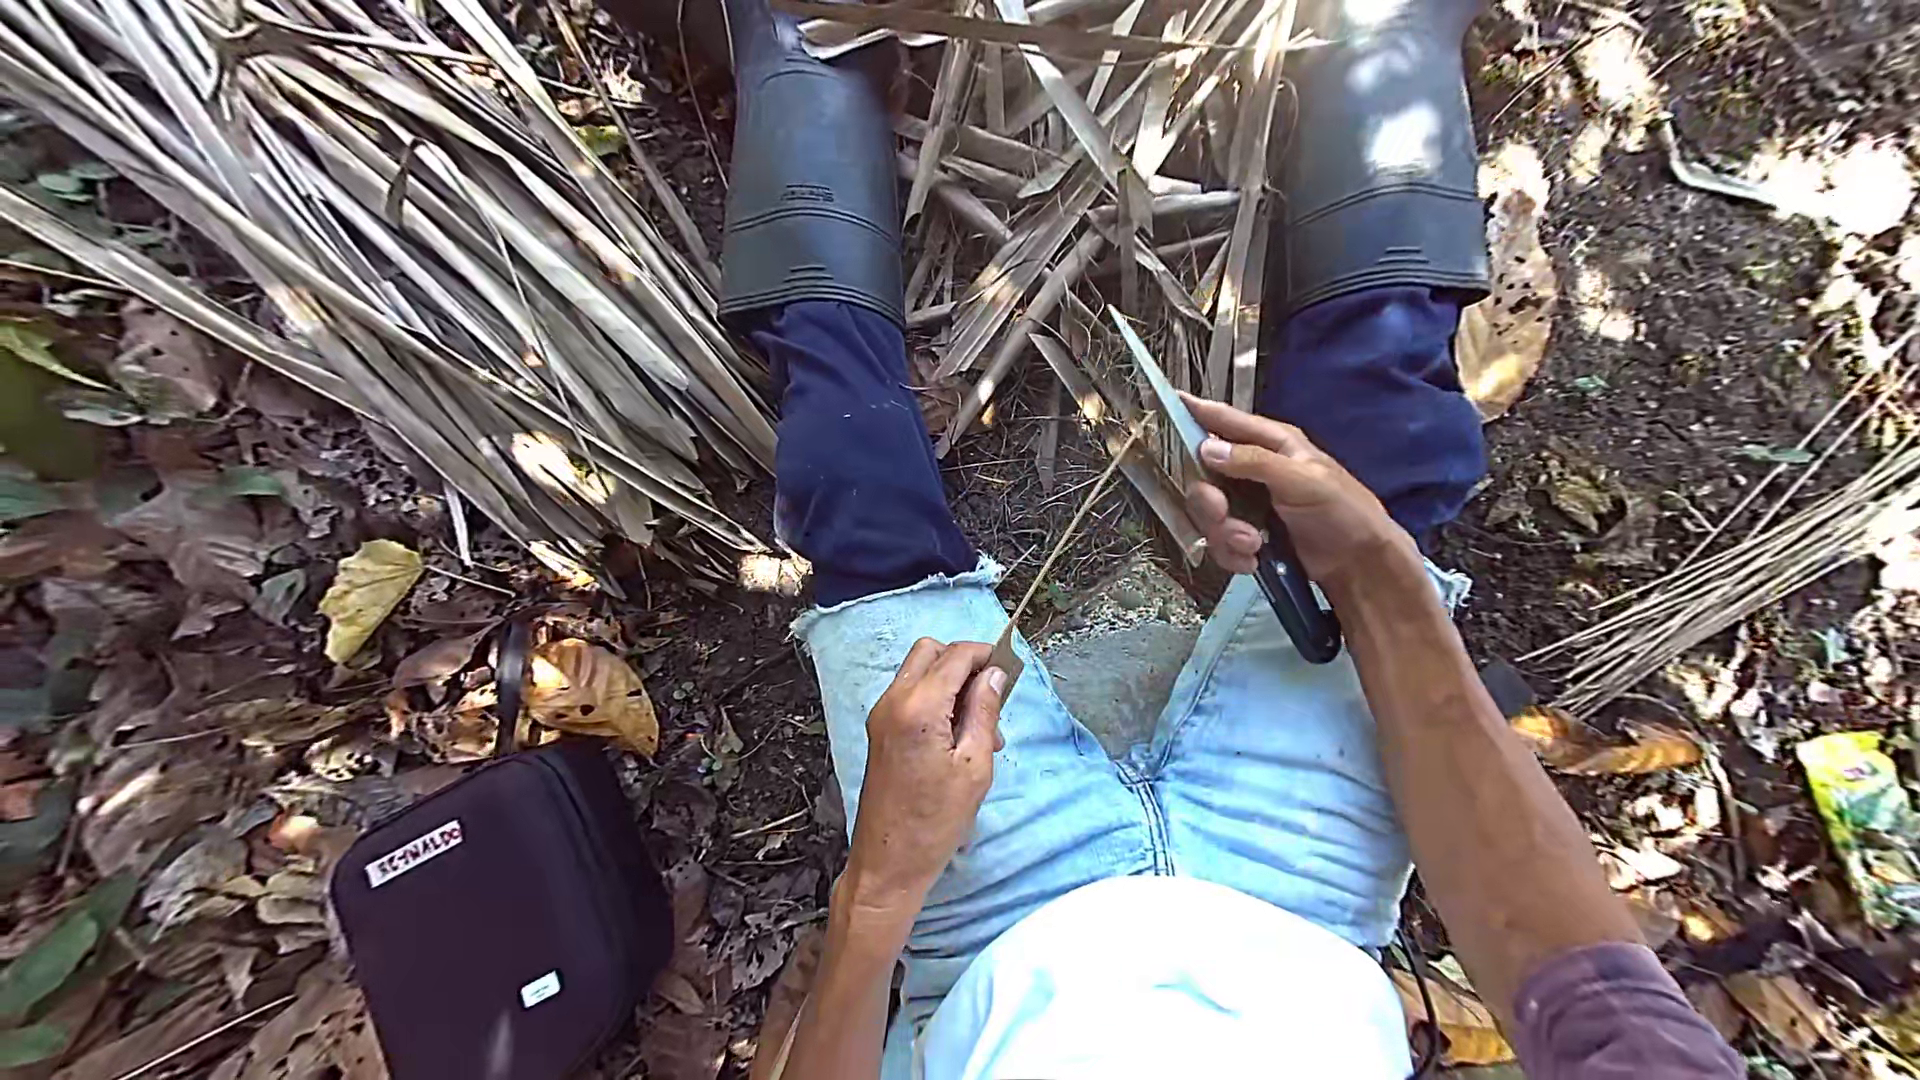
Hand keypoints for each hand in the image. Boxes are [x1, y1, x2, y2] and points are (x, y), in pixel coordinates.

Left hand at [842, 640, 1005, 920]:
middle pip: (930, 650)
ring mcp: (881, 713)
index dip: (985, 654)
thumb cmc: (935, 821)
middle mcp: (893, 700)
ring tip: (980, 725)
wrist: (887, 863)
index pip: (955, 655)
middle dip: (963, 661)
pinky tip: (958, 733)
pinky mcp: (879, 727)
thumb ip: (984, 711)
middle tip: (991, 693)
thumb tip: (994, 674)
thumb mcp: (974, 766)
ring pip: (919, 669)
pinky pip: (910, 692)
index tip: (1008, 669)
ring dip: (950, 680)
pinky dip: (935, 696)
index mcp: (918, 706)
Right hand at [1179, 393, 1418, 597]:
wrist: (1357, 563)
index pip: (1223, 420)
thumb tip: (1206, 448)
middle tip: (1224, 514)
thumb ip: (1255, 462)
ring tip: (1253, 543)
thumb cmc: (1343, 511)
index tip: (1168, 401)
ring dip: (1225, 533)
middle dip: (1209, 502)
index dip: (1194, 410)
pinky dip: (1232, 553)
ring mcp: (1245, 503)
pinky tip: (1253, 559)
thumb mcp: (1303, 479)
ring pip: (1206, 513)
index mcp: (1269, 443)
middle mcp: (1250, 469)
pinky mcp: (1243, 532)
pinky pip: (1217, 541)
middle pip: (1201, 476)